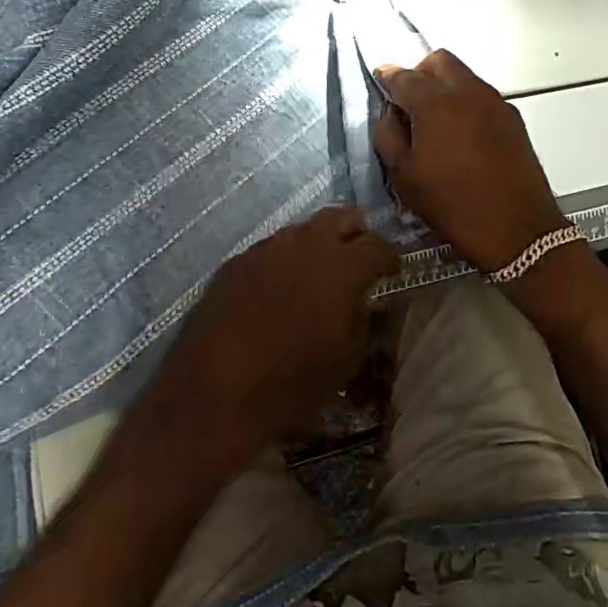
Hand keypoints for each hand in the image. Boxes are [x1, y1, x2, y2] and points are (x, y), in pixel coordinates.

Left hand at [156, 207, 397, 446]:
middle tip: (357, 256)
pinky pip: (269, 249)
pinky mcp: (237, 261)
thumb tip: (364, 300)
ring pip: (301, 230)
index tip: (391, 271)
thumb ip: (363, 319)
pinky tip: (278, 288)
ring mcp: (266, 247)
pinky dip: (283, 261)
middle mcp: (304, 243)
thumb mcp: (346, 359)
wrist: (216, 389)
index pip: (378, 245)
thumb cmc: (292, 381)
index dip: (390, 258)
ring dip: (316, 245)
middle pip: (339, 217)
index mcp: (341, 266)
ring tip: (316, 273)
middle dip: (354, 232)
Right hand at [373, 50, 569, 273]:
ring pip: (463, 76)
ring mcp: (496, 103)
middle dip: (419, 73)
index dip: (387, 77)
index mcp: (436, 104)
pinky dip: (464, 103)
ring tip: (434, 123)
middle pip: (439, 61)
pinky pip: (481, 96)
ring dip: (443, 87)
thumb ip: (388, 136)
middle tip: (408, 103)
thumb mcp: (404, 176)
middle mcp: (468, 93)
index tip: (380, 83)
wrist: (518, 231)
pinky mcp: (513, 119)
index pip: (403, 75)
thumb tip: (390, 114)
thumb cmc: (453, 205)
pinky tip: (460, 136)